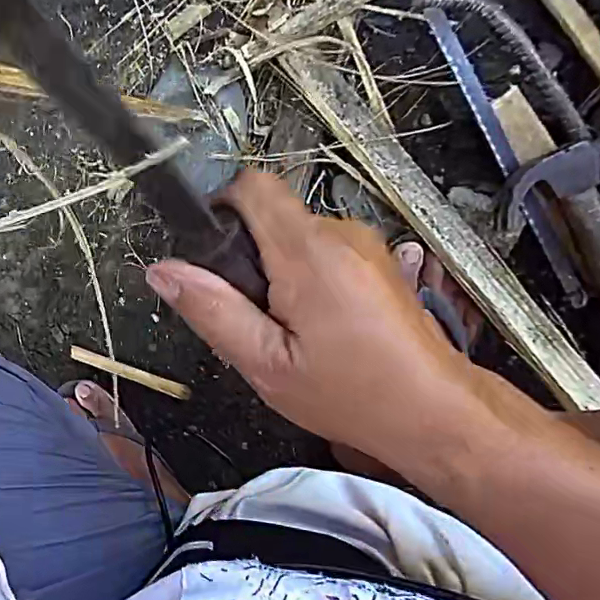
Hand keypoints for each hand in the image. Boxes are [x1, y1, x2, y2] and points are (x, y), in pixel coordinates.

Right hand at [144, 171, 519, 475]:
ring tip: (286, 330)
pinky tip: (314, 326)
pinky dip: (302, 278)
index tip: (214, 258)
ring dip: (275, 272)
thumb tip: (162, 271)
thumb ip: (211, 310)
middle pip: (269, 214)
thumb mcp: (264, 363)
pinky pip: (320, 250)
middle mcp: (340, 233)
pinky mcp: (376, 259)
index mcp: (308, 252)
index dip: (220, 209)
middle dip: (246, 256)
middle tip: (252, 317)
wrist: (436, 412)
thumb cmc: (351, 394)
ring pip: (292, 235)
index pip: (252, 187)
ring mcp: (364, 244)